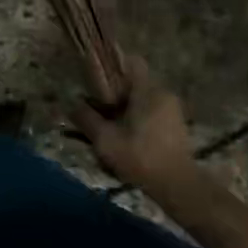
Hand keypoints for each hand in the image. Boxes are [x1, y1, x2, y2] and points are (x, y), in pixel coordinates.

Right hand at [70, 56, 198, 194]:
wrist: (177, 185)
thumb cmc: (140, 157)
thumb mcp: (104, 139)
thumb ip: (86, 118)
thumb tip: (71, 105)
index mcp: (148, 91)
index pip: (131, 62)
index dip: (110, 65)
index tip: (93, 76)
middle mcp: (163, 94)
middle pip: (133, 82)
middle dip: (112, 91)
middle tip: (92, 105)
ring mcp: (171, 109)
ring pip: (140, 98)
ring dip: (122, 106)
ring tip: (104, 123)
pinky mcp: (174, 124)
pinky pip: (149, 110)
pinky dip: (133, 116)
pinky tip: (121, 134)